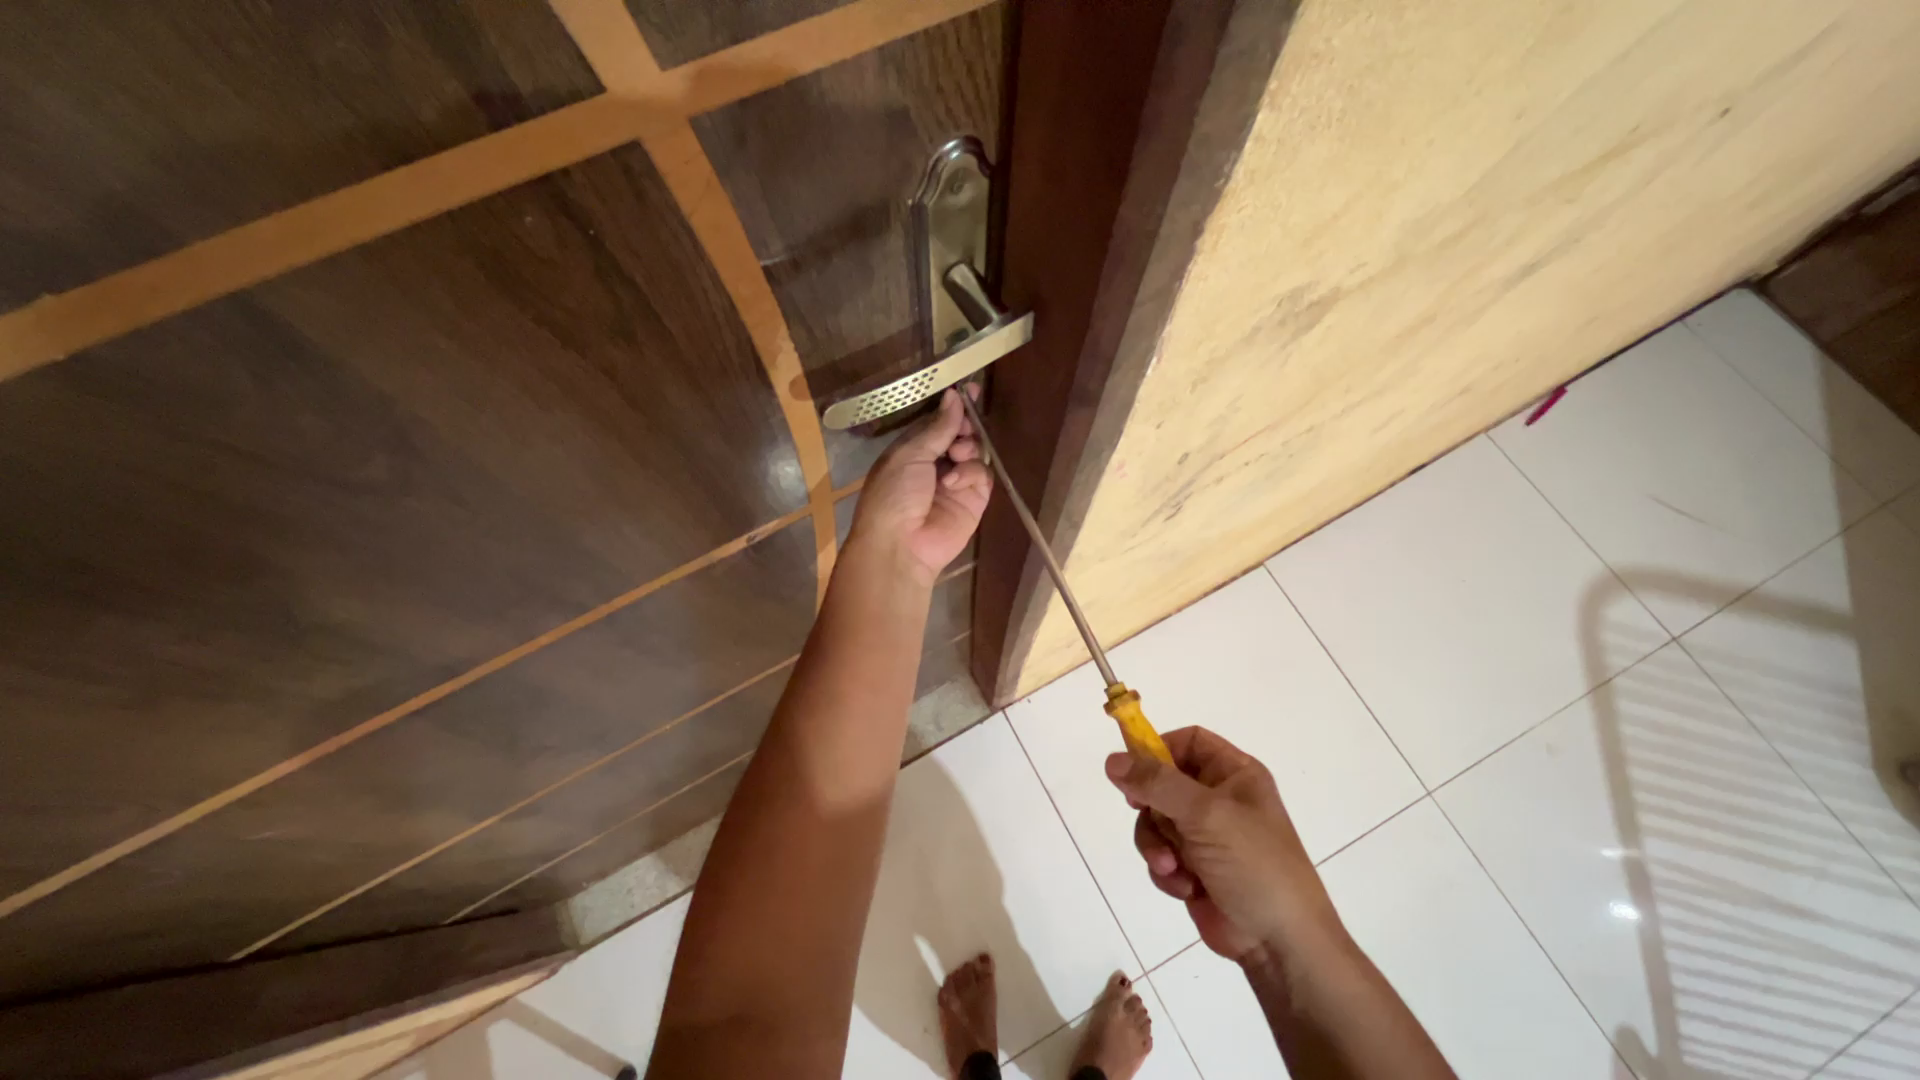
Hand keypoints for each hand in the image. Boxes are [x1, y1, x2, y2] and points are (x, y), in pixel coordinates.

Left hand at [846, 387, 991, 584]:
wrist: (900, 544)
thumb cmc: (893, 494)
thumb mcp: (909, 455)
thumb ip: (937, 427)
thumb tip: (953, 396)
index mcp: (913, 451)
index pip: (939, 423)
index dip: (954, 408)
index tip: (970, 390)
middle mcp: (936, 464)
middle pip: (962, 435)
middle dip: (965, 427)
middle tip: (963, 429)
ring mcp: (957, 483)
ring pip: (976, 452)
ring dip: (968, 448)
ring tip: (956, 455)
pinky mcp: (974, 500)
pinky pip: (982, 476)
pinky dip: (971, 473)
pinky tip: (954, 482)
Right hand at [1106, 727, 1341, 963]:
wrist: (1280, 941)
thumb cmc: (1254, 864)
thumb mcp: (1206, 814)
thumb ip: (1157, 784)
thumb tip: (1112, 760)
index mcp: (1235, 774)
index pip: (1188, 741)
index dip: (1157, 749)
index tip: (1130, 768)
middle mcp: (1220, 799)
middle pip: (1162, 782)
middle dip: (1151, 807)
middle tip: (1141, 812)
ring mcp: (1206, 835)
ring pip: (1155, 820)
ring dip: (1156, 844)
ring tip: (1171, 866)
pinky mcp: (1194, 867)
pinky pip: (1160, 853)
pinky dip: (1165, 870)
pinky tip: (1184, 887)